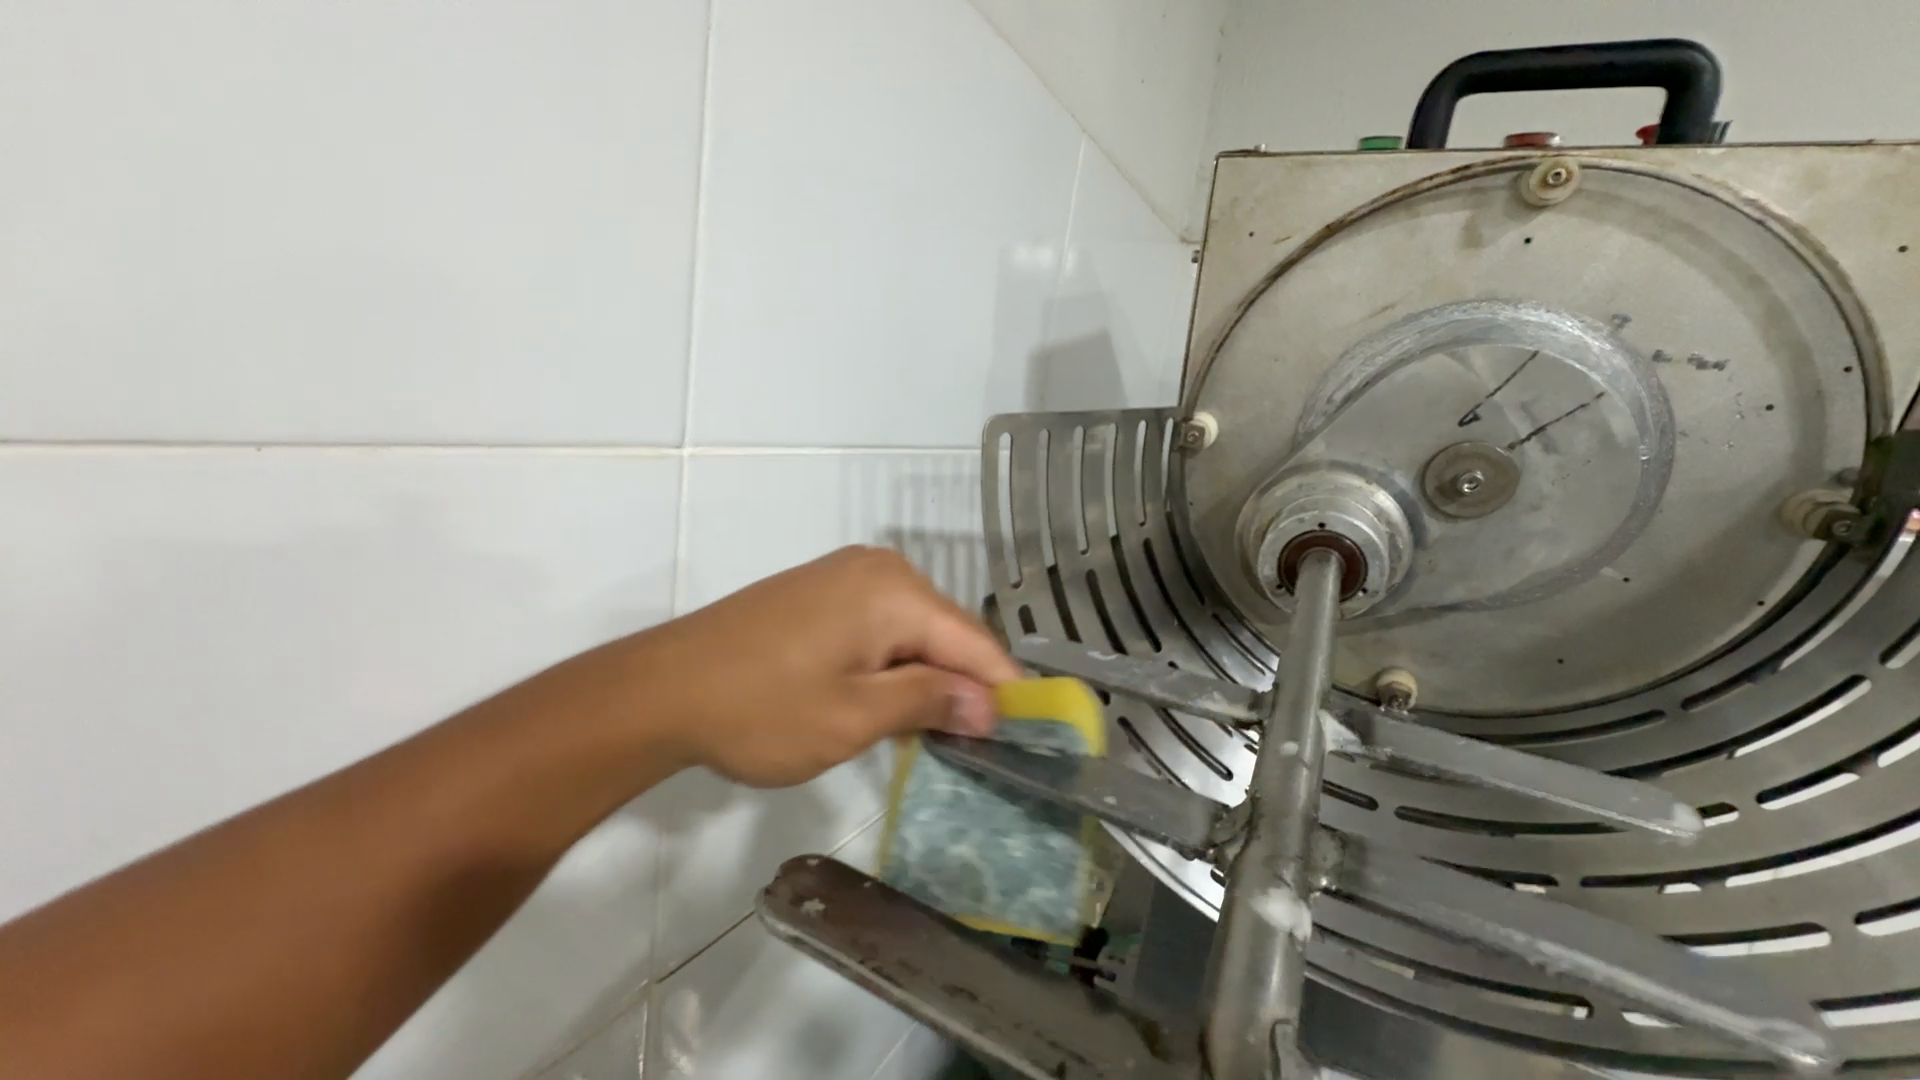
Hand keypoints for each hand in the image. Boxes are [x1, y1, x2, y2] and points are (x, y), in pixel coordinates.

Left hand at [623, 546, 1020, 787]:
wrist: (661, 689)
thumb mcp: (854, 717)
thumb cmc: (762, 709)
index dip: (1004, 694)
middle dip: (963, 688)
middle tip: (972, 750)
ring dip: (927, 680)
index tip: (1027, 741)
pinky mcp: (822, 592)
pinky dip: (895, 665)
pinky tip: (890, 704)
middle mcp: (880, 569)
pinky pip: (882, 627)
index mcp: (897, 591)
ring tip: (933, 736)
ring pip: (915, 632)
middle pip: (948, 633)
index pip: (977, 644)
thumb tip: (990, 705)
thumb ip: (929, 702)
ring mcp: (846, 575)